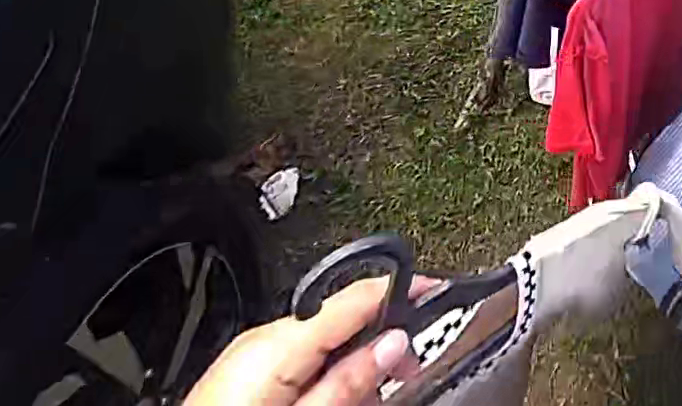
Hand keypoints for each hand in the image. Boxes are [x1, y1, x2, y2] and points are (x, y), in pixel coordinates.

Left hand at [185, 276, 423, 405]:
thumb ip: (349, 383)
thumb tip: (394, 341)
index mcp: (279, 341)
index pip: (356, 293)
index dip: (402, 287)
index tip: (437, 289)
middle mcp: (264, 336)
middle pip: (343, 314)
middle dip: (381, 332)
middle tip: (411, 364)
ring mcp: (251, 353)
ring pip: (324, 337)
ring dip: (356, 357)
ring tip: (375, 391)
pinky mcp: (244, 372)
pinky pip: (300, 355)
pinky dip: (328, 368)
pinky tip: (340, 394)